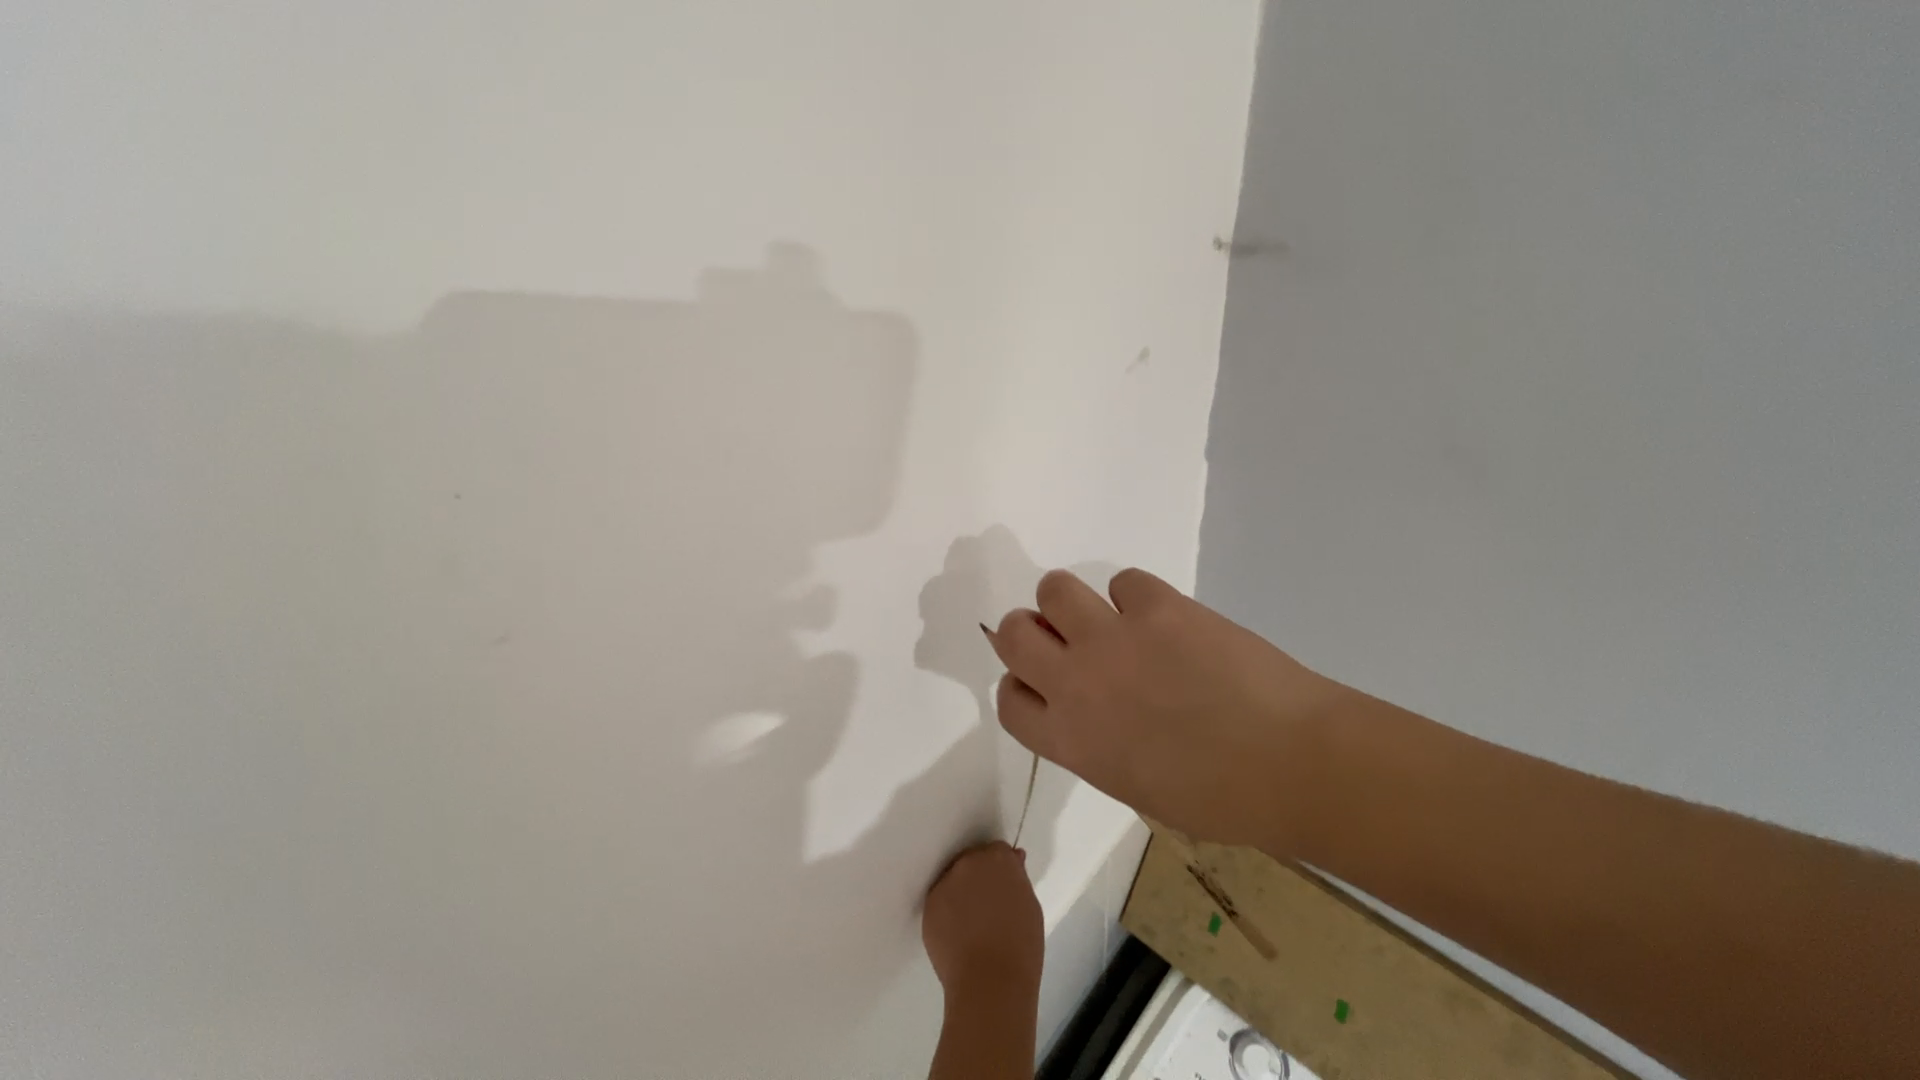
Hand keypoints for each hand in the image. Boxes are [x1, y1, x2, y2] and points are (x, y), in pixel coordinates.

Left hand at [922, 842, 1042, 996]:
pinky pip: (941, 902)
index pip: (998, 852)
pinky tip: (959, 936)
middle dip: (981, 877)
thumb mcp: (1030, 907)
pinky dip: (948, 913)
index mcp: (997, 860)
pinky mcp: (928, 907)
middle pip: (973, 861)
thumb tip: (1013, 862)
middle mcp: (967, 864)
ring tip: (974, 925)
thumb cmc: (1021, 946)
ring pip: (954, 881)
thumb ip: (1018, 880)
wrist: (989, 982)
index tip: (1007, 890)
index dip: (1003, 871)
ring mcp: (944, 884)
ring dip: (963, 893)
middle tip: (991, 907)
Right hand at [985, 568, 1348, 851]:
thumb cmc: (1218, 798)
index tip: (1047, 683)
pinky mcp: (1158, 607)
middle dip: (1034, 632)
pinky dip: (1138, 596)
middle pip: (1013, 633)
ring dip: (1073, 601)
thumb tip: (1094, 706)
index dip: (1023, 684)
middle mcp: (1075, 683)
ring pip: (1055, 589)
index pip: (1008, 699)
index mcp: (1068, 740)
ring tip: (1109, 617)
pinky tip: (1167, 619)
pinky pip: (1124, 581)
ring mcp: (1113, 639)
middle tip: (1069, 639)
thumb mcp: (1132, 783)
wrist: (1290, 763)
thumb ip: (1093, 741)